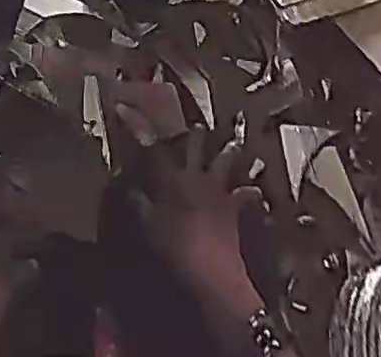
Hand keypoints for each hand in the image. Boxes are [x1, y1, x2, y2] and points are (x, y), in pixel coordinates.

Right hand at [129, 128, 263, 322]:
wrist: (213, 272)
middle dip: (195, 136)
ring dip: (229, 153)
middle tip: (197, 125)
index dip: (137, 126)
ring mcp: (218, 191)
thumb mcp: (148, 224)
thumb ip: (136, 201)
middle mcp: (196, 176)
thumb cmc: (175, 245)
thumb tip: (125, 182)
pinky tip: (256, 191)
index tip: (123, 107)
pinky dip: (250, 193)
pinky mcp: (234, 209)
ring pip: (224, 164)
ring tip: (234, 143)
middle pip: (195, 148)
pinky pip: (245, 197)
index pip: (152, 146)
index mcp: (172, 177)